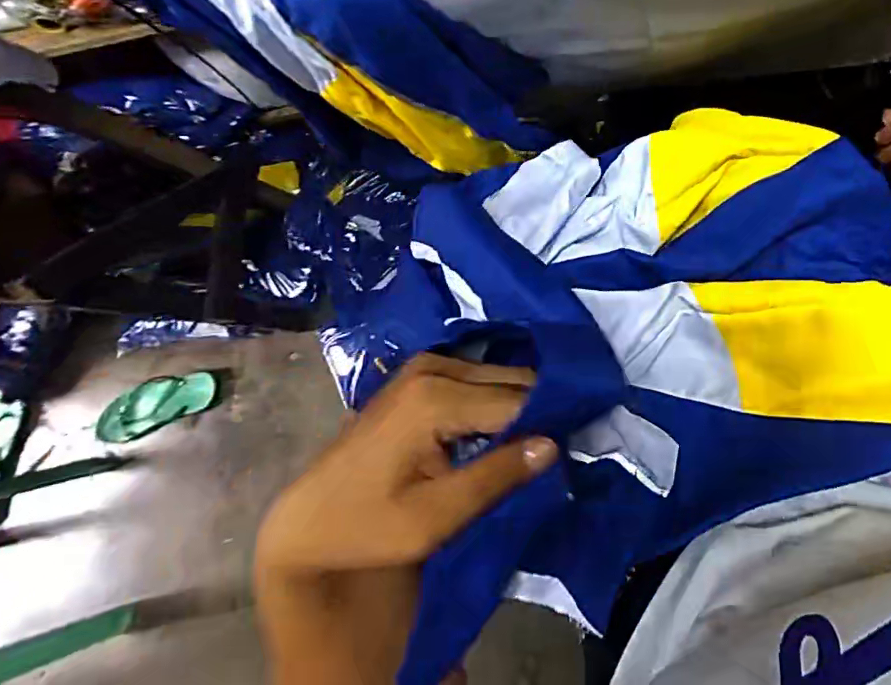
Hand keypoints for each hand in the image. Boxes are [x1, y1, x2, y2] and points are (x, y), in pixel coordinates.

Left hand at [255, 355, 556, 684]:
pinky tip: (510, 429)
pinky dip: (499, 401)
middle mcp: (434, 366)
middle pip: (510, 381)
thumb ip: (496, 476)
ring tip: (542, 439)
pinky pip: (478, 379)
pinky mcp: (423, 373)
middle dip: (540, 409)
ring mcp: (426, 364)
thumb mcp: (434, 517)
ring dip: (521, 406)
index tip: (580, 445)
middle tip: (566, 445)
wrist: (311, 519)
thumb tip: (555, 443)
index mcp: (435, 397)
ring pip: (498, 377)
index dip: (551, 422)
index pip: (517, 401)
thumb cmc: (368, 525)